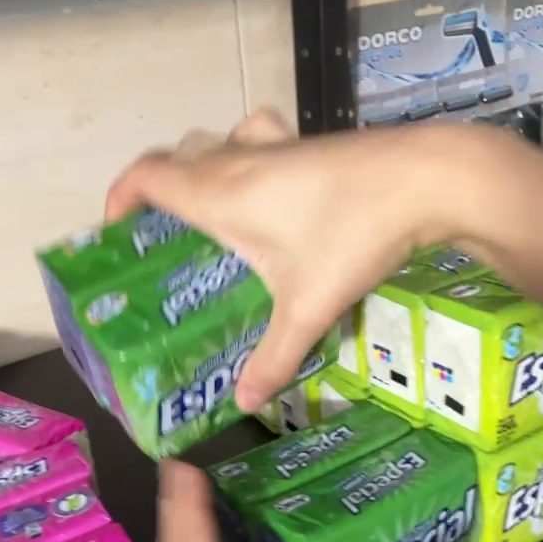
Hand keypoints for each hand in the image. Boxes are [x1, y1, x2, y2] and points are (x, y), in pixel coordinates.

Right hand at [106, 112, 522, 410]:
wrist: (427, 180)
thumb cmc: (351, 238)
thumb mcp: (307, 307)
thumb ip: (273, 358)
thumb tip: (245, 403)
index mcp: (218, 194)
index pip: (146, 175)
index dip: (119, 195)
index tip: (115, 228)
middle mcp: (236, 159)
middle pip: (175, 156)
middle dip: (157, 189)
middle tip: (165, 234)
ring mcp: (276, 145)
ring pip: (216, 140)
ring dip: (201, 165)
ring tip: (211, 209)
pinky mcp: (309, 142)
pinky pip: (257, 138)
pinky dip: (245, 154)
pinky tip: (272, 188)